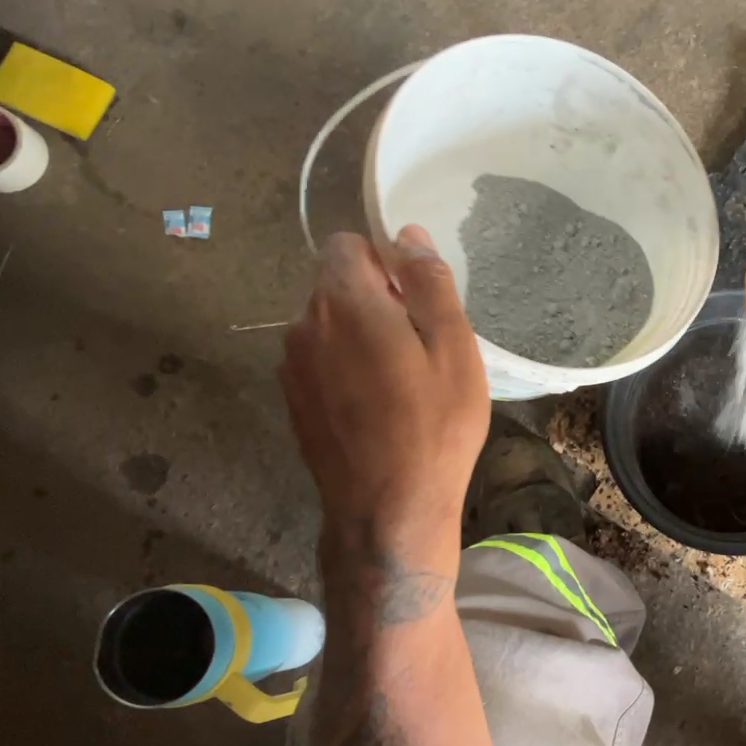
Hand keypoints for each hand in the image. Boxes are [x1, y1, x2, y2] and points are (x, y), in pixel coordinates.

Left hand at [280, 228, 488, 563]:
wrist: (388, 508)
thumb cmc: (434, 427)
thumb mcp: (453, 350)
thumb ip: (429, 285)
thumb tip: (409, 237)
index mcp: (345, 301)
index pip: (349, 245)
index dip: (387, 263)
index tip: (420, 303)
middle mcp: (305, 324)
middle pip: (338, 287)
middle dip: (378, 301)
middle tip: (423, 349)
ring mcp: (292, 366)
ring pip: (330, 327)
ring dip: (362, 338)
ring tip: (404, 385)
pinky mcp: (294, 401)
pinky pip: (322, 363)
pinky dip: (348, 371)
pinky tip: (380, 409)